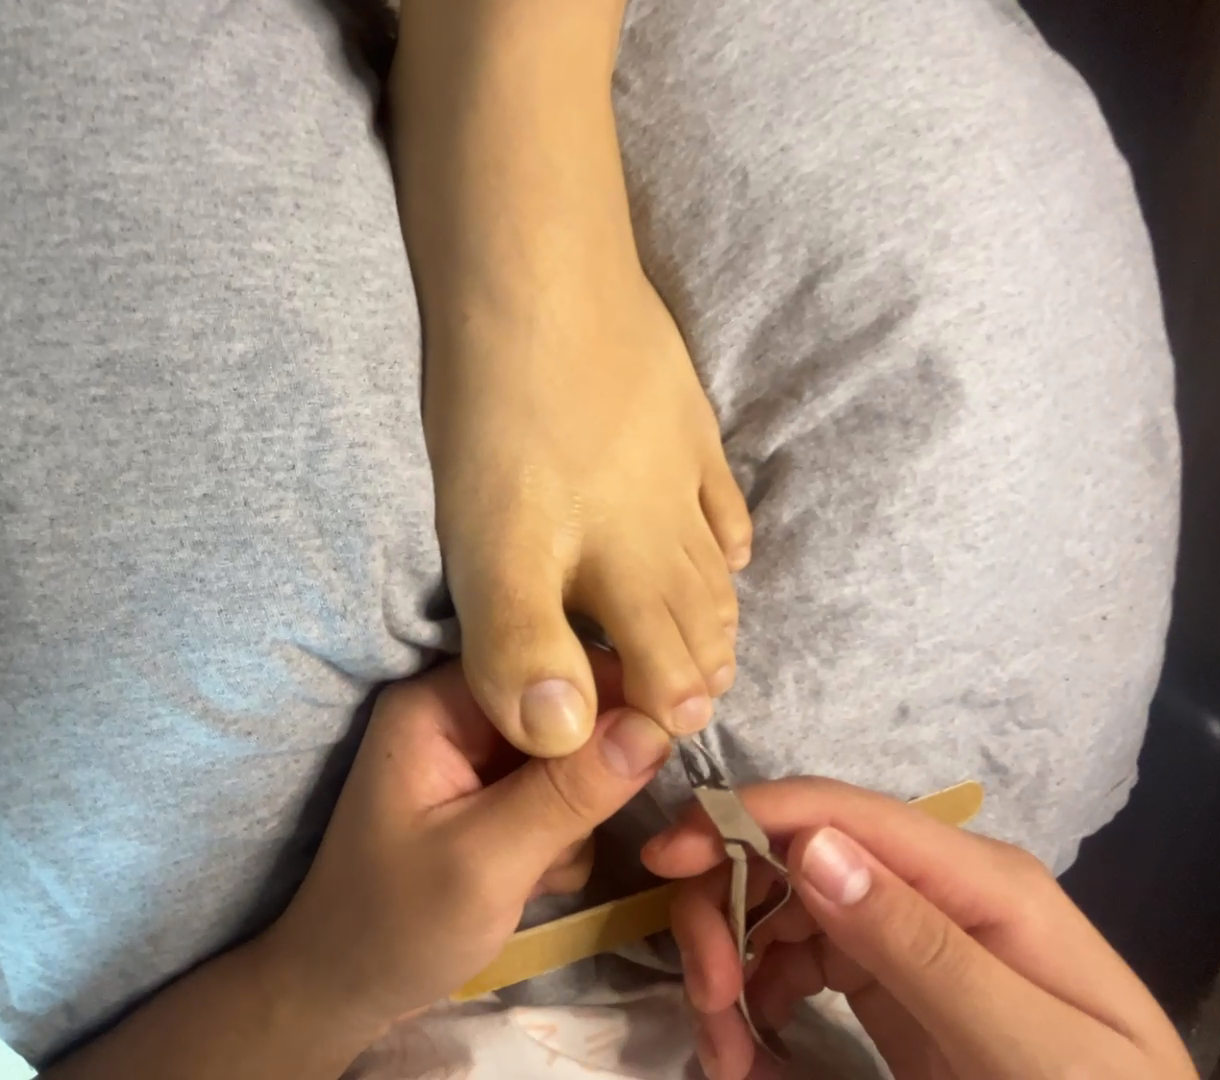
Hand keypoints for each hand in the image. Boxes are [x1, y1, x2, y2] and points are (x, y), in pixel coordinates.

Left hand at [256, 650, 675, 1039]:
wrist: (348, 985)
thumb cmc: (399, 922)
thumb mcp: (487, 860)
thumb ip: (569, 791)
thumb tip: (654, 725)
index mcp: (435, 702)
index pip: (542, 665)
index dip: (610, 695)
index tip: (663, 740)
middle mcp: (454, 714)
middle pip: (563, 712)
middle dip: (585, 777)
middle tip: (568, 837)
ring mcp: (471, 757)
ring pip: (568, 760)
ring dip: (572, 819)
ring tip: (533, 872)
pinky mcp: (488, 796)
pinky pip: (555, 795)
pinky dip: (560, 839)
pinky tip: (529, 880)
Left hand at [394, 0, 752, 757]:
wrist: (535, 276)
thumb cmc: (504, 423)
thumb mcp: (492, 549)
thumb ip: (525, 647)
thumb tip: (566, 741)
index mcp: (627, 571)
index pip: (666, 667)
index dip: (661, 708)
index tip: (657, 738)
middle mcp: (669, 527)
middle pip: (698, 618)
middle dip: (695, 668)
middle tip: (689, 702)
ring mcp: (681, 465)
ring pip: (712, 562)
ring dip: (714, 612)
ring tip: (713, 647)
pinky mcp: (677, 413)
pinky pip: (718, 490)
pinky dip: (722, 531)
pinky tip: (727, 543)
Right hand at [641, 778, 1196, 1079]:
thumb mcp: (1034, 1054)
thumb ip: (925, 948)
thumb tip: (811, 845)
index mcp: (970, 876)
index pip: (833, 811)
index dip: (739, 817)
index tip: (664, 859)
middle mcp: (918, 880)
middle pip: (783, 856)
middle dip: (723, 913)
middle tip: (706, 997)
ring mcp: (889, 921)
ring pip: (769, 904)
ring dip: (726, 963)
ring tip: (723, 1050)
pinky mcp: (869, 966)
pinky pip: (782, 956)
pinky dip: (747, 995)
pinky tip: (746, 1049)